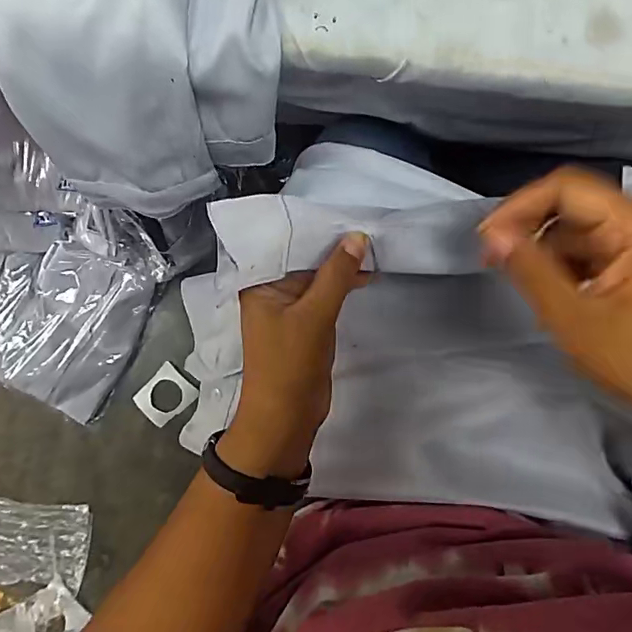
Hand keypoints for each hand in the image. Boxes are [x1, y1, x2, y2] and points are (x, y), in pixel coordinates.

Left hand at [219, 232, 369, 477]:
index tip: (346, 212)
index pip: (285, 243)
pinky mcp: (302, 323)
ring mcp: (286, 307)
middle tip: (365, 225)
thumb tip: (357, 237)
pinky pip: (321, 294)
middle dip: (331, 245)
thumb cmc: (290, 364)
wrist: (285, 419)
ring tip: (372, 248)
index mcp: (258, 282)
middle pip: (302, 258)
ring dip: (339, 265)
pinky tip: (364, 275)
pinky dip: (340, 285)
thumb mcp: (315, 315)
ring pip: (315, 276)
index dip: (315, 228)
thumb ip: (336, 275)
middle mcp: (268, 289)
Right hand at [478, 168, 631, 435]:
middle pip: (572, 204)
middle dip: (530, 230)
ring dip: (548, 251)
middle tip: (497, 263)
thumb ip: (530, 270)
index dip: (519, 207)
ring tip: (533, 289)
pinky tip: (560, 295)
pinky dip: (568, 264)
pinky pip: (595, 246)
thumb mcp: (576, 320)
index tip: (488, 241)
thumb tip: (493, 235)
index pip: (565, 188)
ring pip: (579, 227)